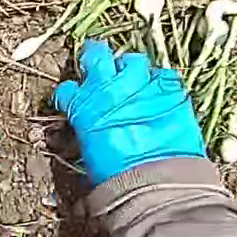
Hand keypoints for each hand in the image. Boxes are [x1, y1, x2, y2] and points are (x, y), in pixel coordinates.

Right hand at [52, 40, 205, 185]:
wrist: (155, 181)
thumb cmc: (116, 177)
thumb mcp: (88, 155)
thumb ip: (86, 132)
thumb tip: (90, 132)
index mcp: (83, 106)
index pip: (67, 89)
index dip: (70, 93)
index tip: (73, 97)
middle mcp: (109, 87)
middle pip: (96, 55)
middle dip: (95, 57)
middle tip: (98, 64)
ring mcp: (140, 84)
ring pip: (132, 60)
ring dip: (129, 68)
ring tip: (133, 80)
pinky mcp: (170, 90)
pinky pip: (163, 75)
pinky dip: (159, 83)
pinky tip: (158, 94)